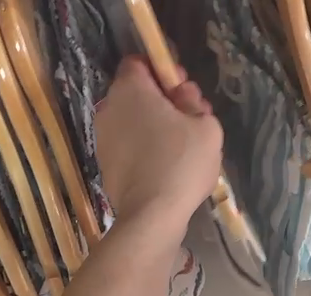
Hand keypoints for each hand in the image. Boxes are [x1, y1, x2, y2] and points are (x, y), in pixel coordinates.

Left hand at [94, 56, 223, 233]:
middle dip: (162, 104)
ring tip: (180, 152)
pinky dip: (145, 154)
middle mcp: (109, 108)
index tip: (184, 92)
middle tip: (188, 123)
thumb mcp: (207, 127)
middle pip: (137, 95)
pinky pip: (129, 151)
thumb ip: (195, 104)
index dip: (164, 72)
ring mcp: (103, 141)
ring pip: (133, 124)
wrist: (152, 217)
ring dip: (154, 131)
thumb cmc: (181, 164)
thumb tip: (184, 99)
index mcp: (130, 89)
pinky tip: (165, 172)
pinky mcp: (106, 168)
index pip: (141, 63)